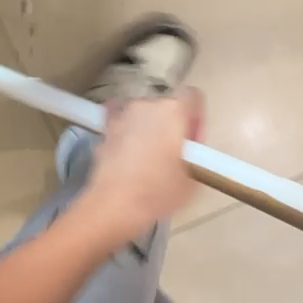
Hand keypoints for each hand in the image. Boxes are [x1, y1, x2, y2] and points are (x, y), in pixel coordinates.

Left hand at [77, 88, 205, 241]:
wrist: (114, 205)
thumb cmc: (158, 192)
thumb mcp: (193, 179)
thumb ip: (197, 156)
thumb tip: (188, 151)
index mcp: (174, 110)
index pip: (194, 97)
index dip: (198, 118)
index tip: (194, 142)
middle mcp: (148, 104)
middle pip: (168, 106)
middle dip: (173, 125)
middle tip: (174, 153)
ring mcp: (123, 115)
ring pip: (144, 114)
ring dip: (150, 128)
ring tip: (149, 156)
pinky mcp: (105, 129)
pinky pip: (121, 121)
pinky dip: (127, 130)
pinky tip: (128, 147)